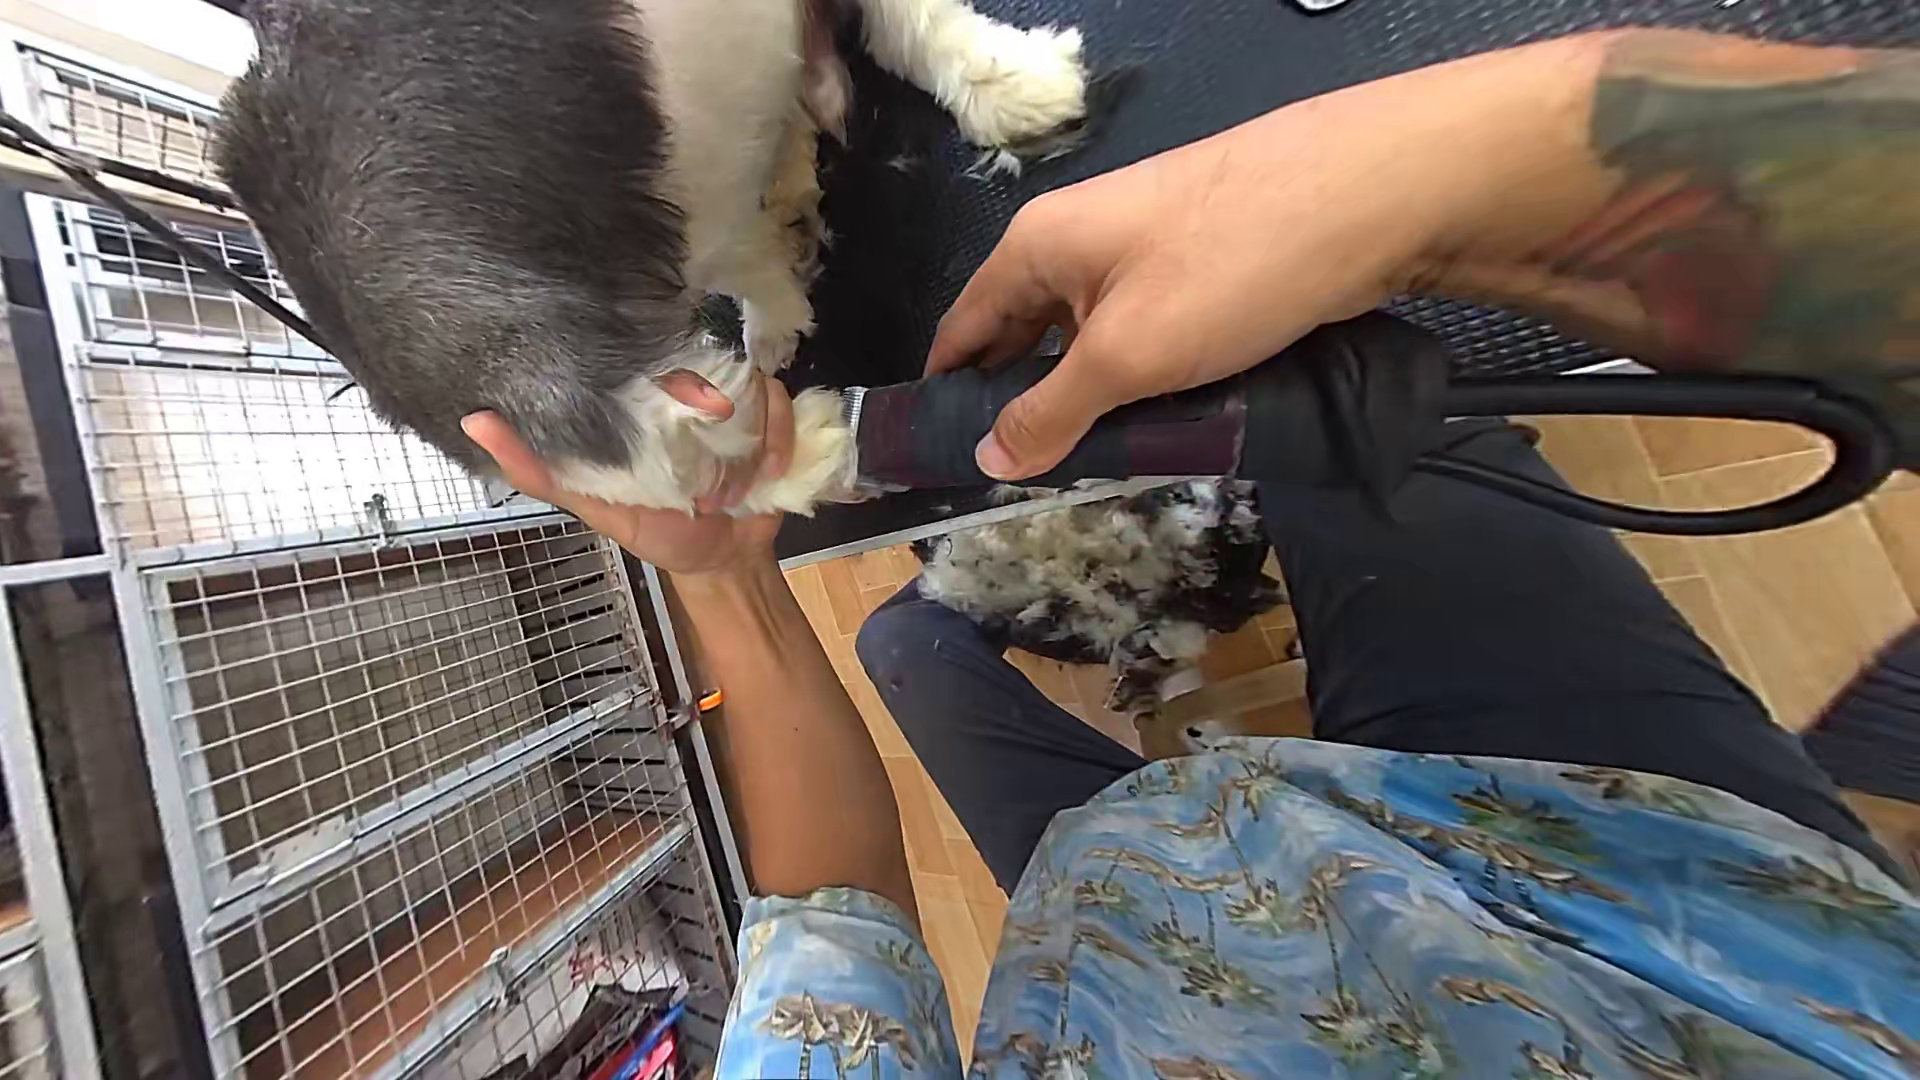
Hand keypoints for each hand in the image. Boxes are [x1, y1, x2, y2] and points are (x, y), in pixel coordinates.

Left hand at [460, 375, 796, 575]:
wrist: (727, 560)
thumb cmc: (663, 535)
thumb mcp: (600, 509)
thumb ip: (546, 474)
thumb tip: (473, 419)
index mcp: (649, 408)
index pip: (655, 356)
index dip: (667, 374)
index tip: (675, 412)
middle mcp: (692, 399)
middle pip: (713, 361)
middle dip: (719, 412)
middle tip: (708, 471)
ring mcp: (738, 410)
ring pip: (754, 383)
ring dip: (752, 438)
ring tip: (735, 489)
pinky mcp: (775, 426)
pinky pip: (786, 407)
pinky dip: (781, 440)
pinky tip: (768, 473)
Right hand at [928, 34, 1612, 479]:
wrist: (1376, 193)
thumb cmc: (1226, 269)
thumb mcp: (1123, 355)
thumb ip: (1048, 411)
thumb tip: (986, 460)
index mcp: (1034, 250)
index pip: (961, 329)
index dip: (946, 390)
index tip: (943, 450)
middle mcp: (1070, 247)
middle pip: (1014, 336)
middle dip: (1008, 400)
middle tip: (1011, 471)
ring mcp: (1128, 257)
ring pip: (1071, 342)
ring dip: (1065, 397)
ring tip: (1064, 461)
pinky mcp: (1176, 273)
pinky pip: (1120, 337)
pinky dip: (1111, 380)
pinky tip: (1121, 422)